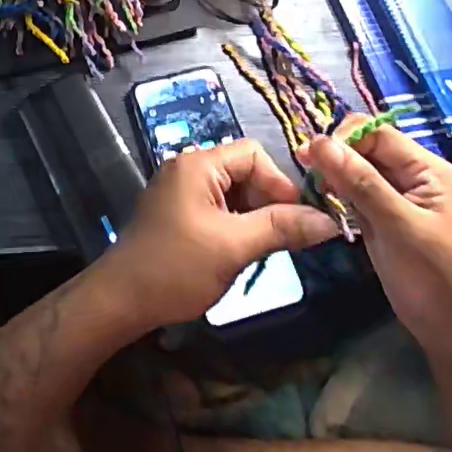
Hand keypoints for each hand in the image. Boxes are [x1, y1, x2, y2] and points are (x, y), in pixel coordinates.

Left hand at [91, 138, 339, 329]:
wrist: (123, 297)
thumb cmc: (177, 266)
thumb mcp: (233, 247)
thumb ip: (280, 228)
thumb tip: (328, 220)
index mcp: (197, 164)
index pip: (252, 153)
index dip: (279, 182)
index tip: (296, 219)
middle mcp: (188, 168)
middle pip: (244, 171)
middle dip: (269, 201)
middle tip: (284, 239)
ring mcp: (181, 190)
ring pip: (234, 192)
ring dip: (255, 216)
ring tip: (264, 248)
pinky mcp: (179, 212)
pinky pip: (219, 206)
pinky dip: (237, 224)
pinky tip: (242, 251)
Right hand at [302, 118, 451, 354]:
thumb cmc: (442, 283)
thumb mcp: (401, 230)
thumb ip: (362, 183)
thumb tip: (319, 141)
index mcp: (428, 170)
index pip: (375, 132)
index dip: (342, 138)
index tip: (310, 157)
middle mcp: (413, 177)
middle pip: (364, 148)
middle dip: (335, 157)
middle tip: (308, 177)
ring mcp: (399, 200)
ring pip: (356, 171)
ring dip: (334, 177)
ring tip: (315, 193)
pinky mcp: (386, 220)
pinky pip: (356, 195)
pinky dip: (339, 197)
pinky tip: (325, 205)